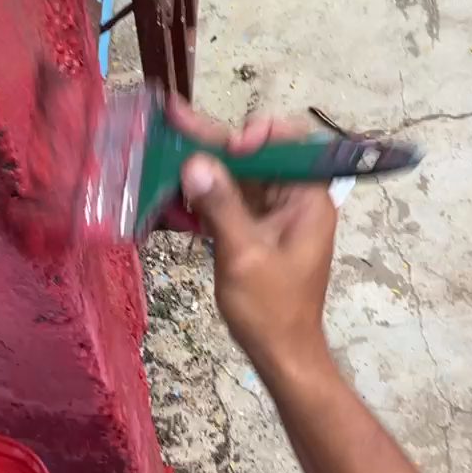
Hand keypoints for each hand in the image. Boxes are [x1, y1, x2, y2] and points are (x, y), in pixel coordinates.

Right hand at [169, 97, 337, 372]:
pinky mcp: (251, 230)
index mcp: (306, 198)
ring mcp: (270, 214)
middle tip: (175, 120)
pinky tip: (172, 190)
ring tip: (165, 149)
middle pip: (254, 156)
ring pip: (235, 176)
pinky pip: (226, 202)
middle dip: (215, 143)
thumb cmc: (271, 309)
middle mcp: (291, 198)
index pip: (288, 144)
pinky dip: (202, 196)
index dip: (255, 134)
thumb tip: (196, 164)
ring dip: (202, 168)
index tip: (226, 143)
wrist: (280, 352)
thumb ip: (221, 206)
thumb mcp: (244, 255)